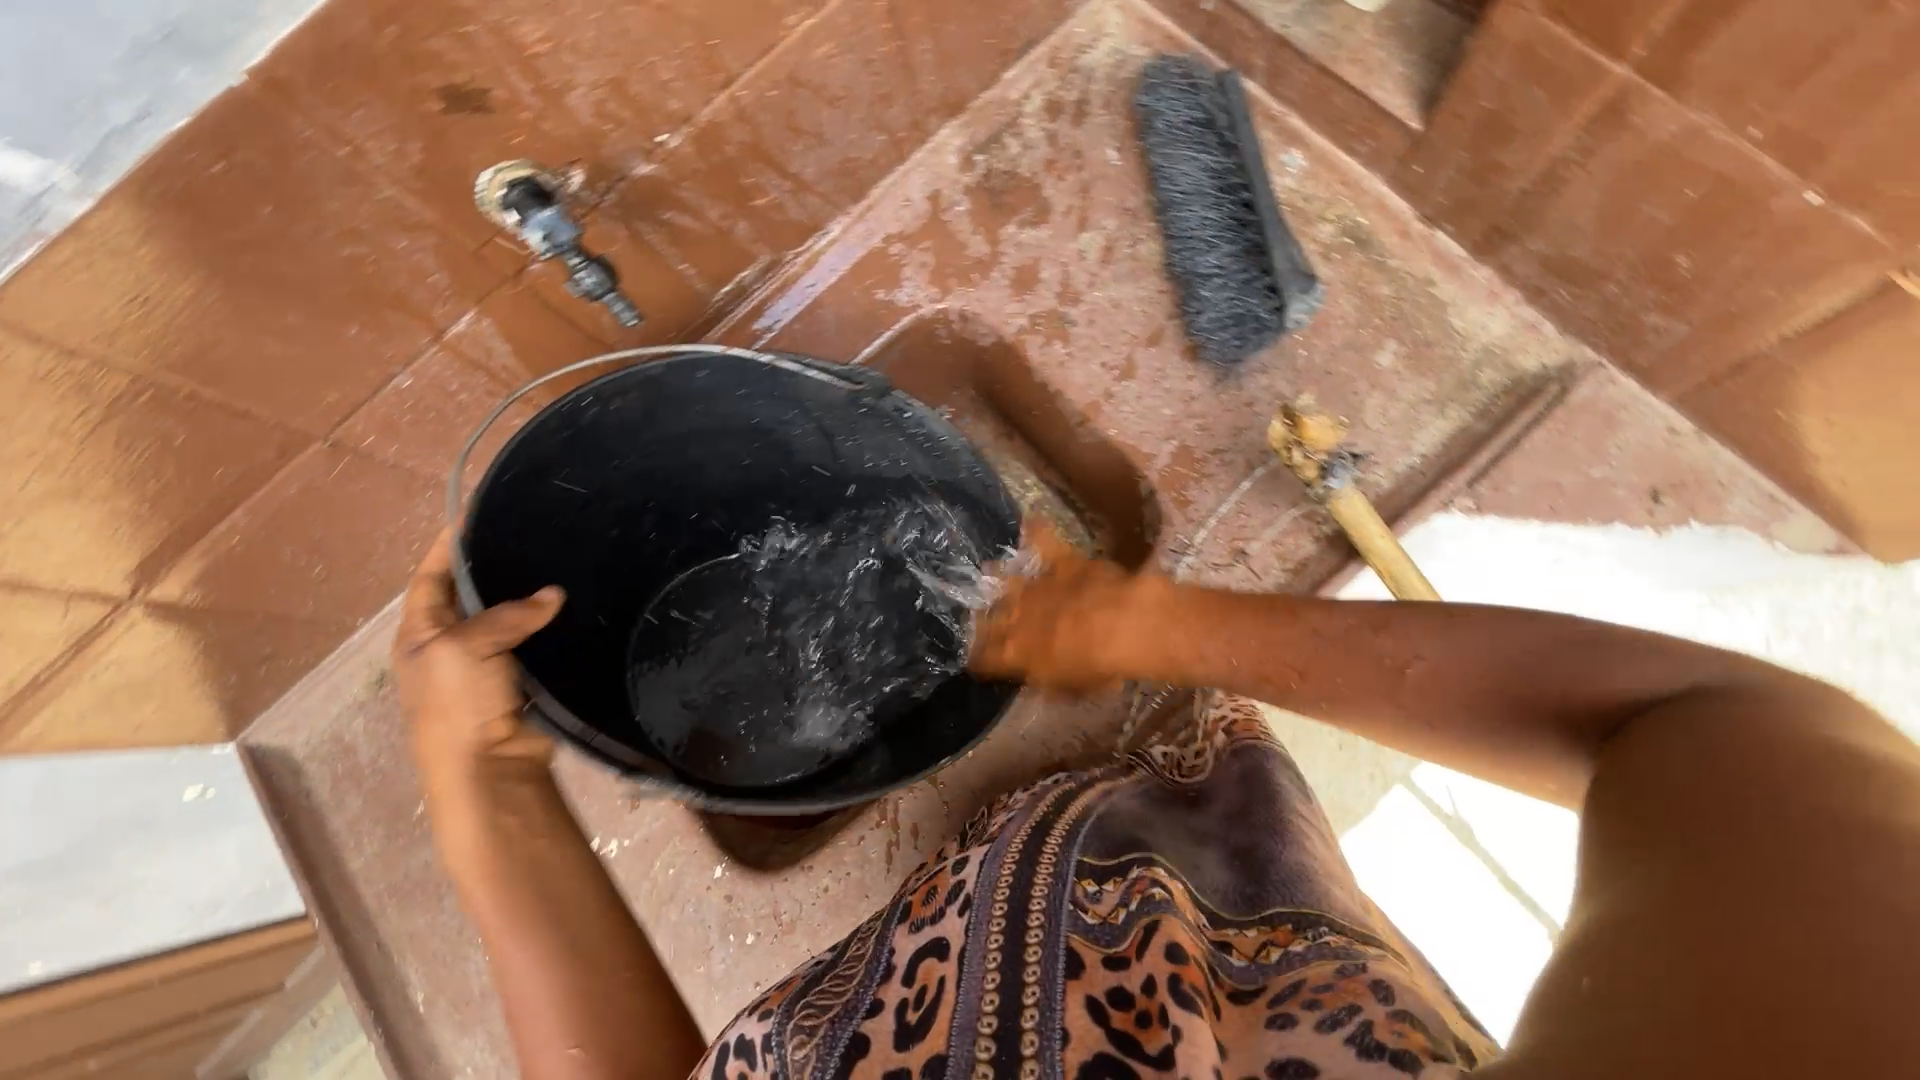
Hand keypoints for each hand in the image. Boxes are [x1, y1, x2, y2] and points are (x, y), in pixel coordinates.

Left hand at [393, 530, 565, 788]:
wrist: (487, 767)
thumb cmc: (458, 704)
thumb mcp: (466, 648)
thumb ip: (506, 615)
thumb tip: (552, 595)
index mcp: (419, 635)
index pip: (430, 578)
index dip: (447, 547)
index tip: (475, 516)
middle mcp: (448, 647)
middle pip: (469, 596)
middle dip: (493, 569)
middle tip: (530, 538)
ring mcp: (484, 666)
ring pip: (506, 620)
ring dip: (526, 599)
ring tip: (556, 566)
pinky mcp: (519, 682)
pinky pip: (533, 644)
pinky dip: (548, 628)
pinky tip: (571, 611)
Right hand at [969, 525, 1165, 691]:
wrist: (1120, 625)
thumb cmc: (1098, 666)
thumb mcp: (1072, 688)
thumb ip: (1050, 685)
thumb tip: (1039, 687)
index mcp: (1015, 653)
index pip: (984, 658)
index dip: (979, 660)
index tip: (978, 662)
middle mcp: (1016, 617)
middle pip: (989, 618)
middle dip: (983, 619)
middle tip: (982, 619)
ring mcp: (1036, 586)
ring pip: (1005, 579)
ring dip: (997, 577)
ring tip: (990, 570)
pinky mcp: (1059, 561)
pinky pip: (1041, 540)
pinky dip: (1035, 531)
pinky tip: (1029, 521)